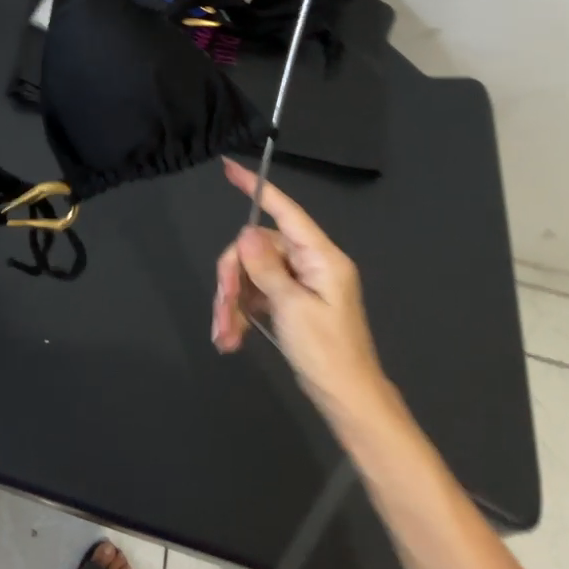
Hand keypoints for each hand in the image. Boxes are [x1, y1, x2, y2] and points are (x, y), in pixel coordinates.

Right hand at [213, 157, 388, 417]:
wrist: (348, 399)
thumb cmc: (327, 352)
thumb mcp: (292, 308)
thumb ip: (266, 268)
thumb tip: (246, 232)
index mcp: (321, 259)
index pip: (286, 212)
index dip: (258, 189)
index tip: (230, 169)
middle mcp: (310, 265)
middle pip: (255, 251)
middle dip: (232, 280)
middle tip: (220, 312)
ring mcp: (298, 285)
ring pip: (250, 276)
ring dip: (231, 304)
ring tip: (224, 336)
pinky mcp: (288, 304)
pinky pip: (254, 296)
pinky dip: (239, 315)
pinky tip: (231, 340)